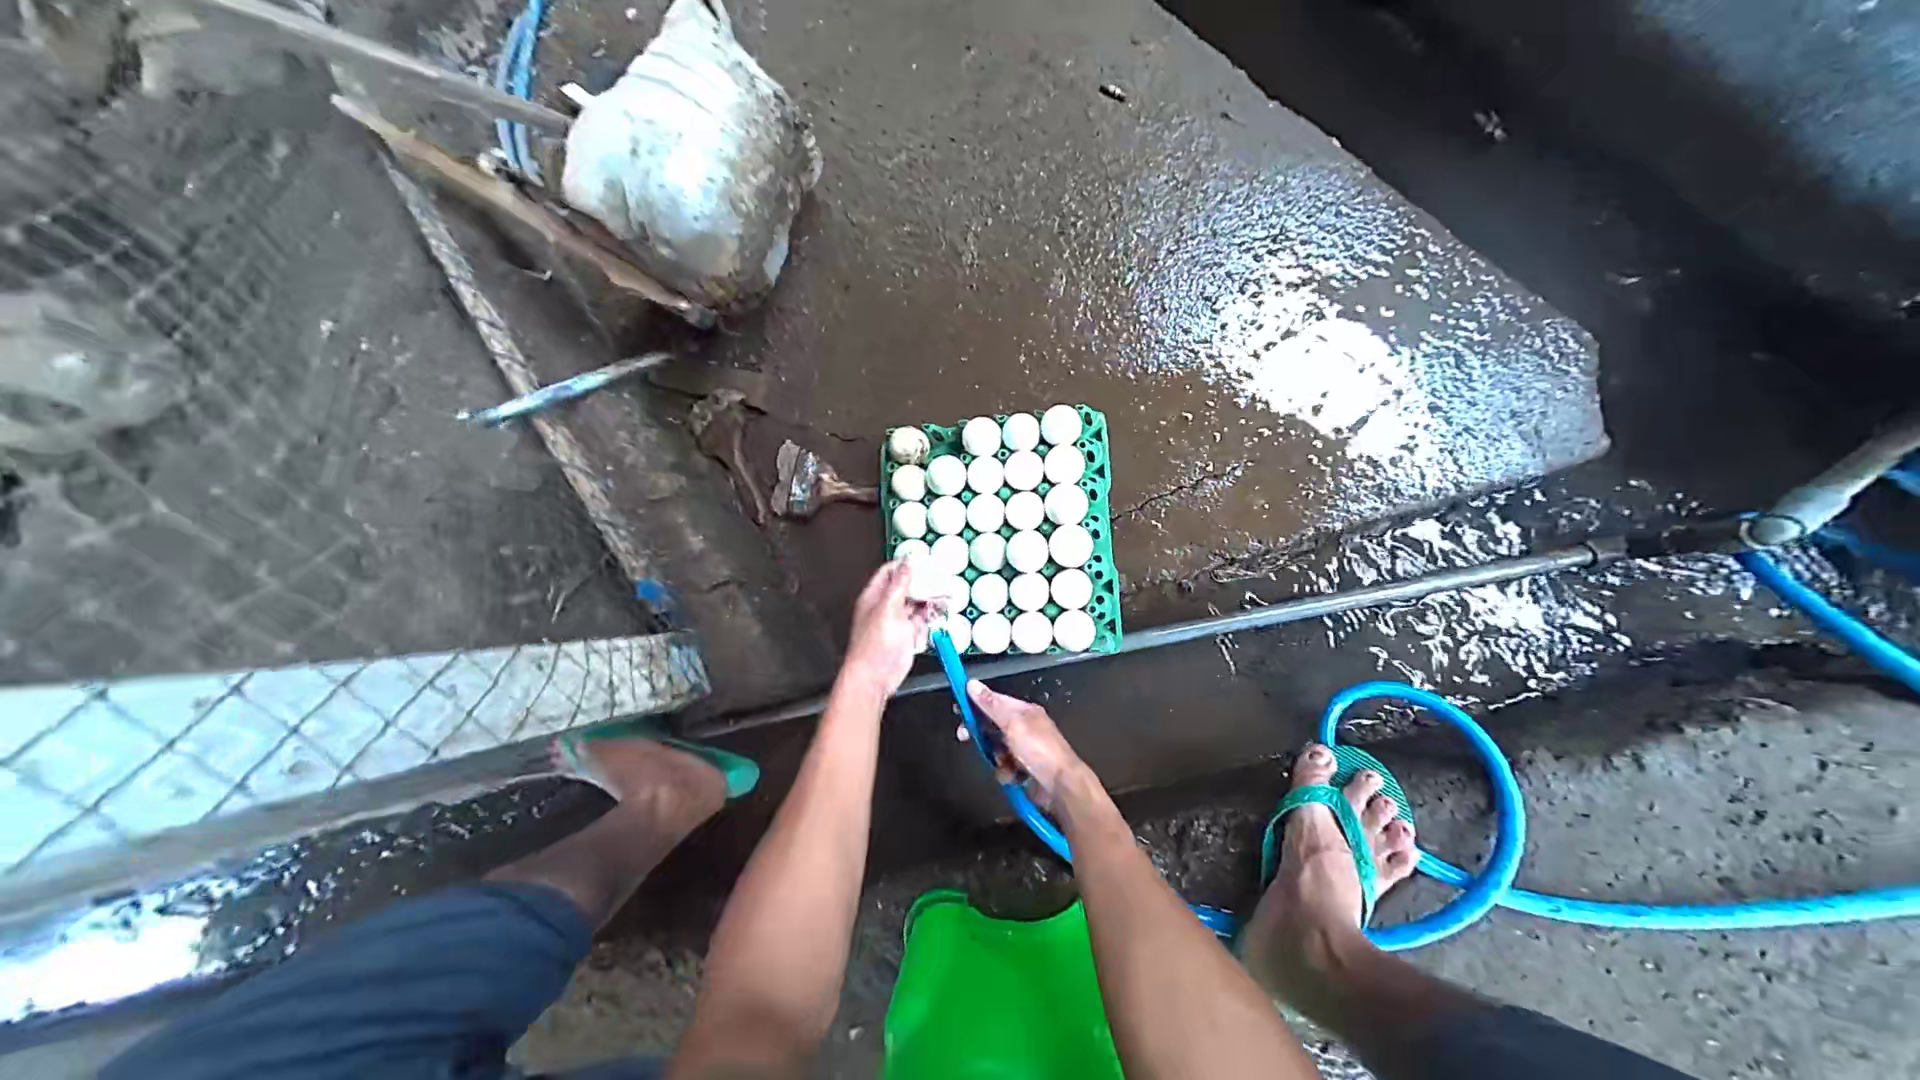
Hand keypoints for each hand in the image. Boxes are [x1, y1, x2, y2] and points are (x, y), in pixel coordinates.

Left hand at [842, 560, 937, 694]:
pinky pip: (920, 623)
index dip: (906, 565)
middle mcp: (884, 607)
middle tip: (939, 581)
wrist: (875, 677)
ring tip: (942, 599)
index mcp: (874, 597)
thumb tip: (906, 563)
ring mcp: (896, 622)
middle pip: (906, 588)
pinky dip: (927, 621)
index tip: (924, 562)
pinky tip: (934, 618)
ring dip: (929, 603)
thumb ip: (899, 584)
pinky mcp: (905, 636)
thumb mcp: (889, 608)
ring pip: (915, 605)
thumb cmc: (873, 646)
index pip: (890, 572)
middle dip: (923, 585)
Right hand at [959, 681, 1093, 808]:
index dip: (976, 704)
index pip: (994, 702)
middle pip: (993, 725)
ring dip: (996, 757)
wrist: (1061, 786)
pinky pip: (1004, 767)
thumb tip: (972, 684)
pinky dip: (1005, 772)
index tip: (958, 710)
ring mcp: (1025, 749)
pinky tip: (1013, 776)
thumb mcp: (1013, 723)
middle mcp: (1025, 728)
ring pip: (996, 749)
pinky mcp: (1025, 769)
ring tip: (1004, 762)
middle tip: (966, 737)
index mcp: (1024, 712)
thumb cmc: (1040, 750)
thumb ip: (991, 705)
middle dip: (981, 734)